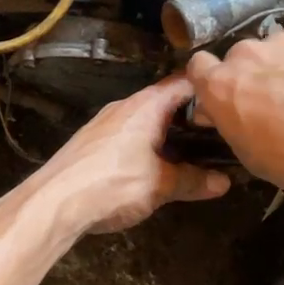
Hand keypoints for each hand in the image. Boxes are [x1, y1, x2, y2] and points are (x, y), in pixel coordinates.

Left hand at [32, 76, 230, 234]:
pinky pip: (131, 135)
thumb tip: (224, 183)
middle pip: (166, 102)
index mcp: (146, 105)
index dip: (208, 88)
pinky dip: (149, 145)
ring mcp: (107, 123)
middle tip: (219, 134)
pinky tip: (158, 167)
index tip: (229, 102)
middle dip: (191, 117)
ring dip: (169, 134)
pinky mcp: (94, 142)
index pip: (184, 82)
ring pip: (147, 120)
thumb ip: (193, 180)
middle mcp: (126, 106)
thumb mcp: (161, 185)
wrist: (54, 202)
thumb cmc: (113, 183)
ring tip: (194, 153)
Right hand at [186, 22, 283, 210]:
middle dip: (254, 75)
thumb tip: (217, 109)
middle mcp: (247, 53)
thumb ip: (229, 123)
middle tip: (279, 101)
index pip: (199, 66)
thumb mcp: (254, 157)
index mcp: (222, 86)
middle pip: (242, 57)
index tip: (229, 96)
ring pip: (277, 48)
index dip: (213, 81)